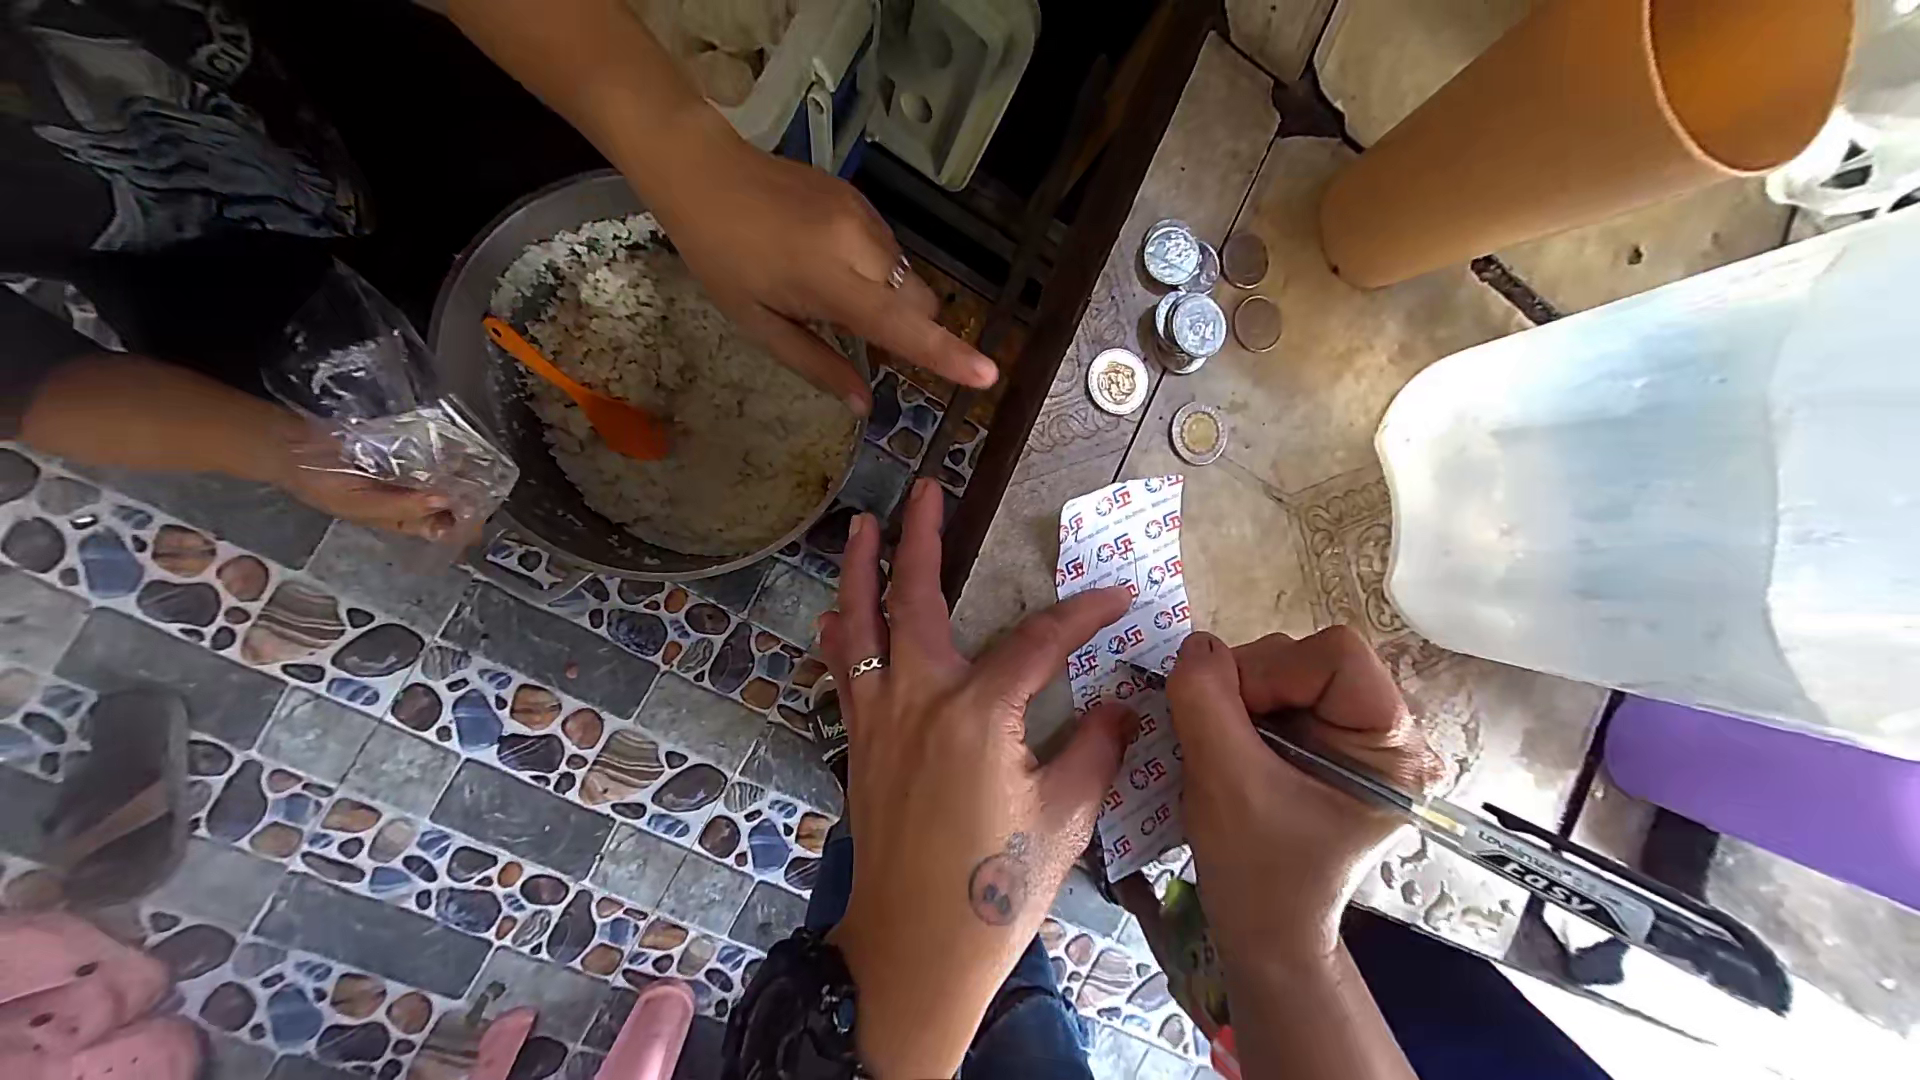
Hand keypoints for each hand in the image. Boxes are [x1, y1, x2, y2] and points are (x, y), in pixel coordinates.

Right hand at [267, 422, 465, 544]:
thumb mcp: (359, 504)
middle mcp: (415, 502)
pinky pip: (438, 459)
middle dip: (472, 500)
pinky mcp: (412, 456)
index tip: (482, 513)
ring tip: (482, 472)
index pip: (444, 530)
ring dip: (467, 479)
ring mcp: (415, 479)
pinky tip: (464, 453)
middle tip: (487, 489)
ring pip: (451, 483)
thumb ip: (402, 506)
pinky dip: (451, 458)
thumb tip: (444, 502)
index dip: (466, 525)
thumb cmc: (322, 482)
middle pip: (455, 506)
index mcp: (404, 521)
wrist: (292, 447)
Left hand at [636, 110, 998, 412]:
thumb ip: (818, 365)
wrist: (704, 171)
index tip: (986, 374)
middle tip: (860, 333)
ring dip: (892, 301)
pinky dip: (880, 275)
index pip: (900, 325)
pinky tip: (835, 265)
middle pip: (922, 303)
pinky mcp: (863, 202)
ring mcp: (865, 217)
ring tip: (835, 292)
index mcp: (828, 281)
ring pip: (910, 278)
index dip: (945, 354)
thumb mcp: (760, 325)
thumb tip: (864, 405)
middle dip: (911, 329)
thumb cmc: (723, 259)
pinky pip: (892, 253)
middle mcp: (859, 244)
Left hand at [817, 478, 1132, 1077]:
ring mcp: (878, 716)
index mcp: (977, 714)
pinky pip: (844, 670)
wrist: (913, 954)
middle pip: (915, 599)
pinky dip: (843, 633)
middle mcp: (918, 698)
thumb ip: (1097, 750)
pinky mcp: (859, 740)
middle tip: (923, 491)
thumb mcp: (1064, 819)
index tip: (1113, 594)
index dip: (1082, 613)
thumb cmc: (993, 889)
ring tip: (862, 526)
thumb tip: (1124, 707)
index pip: (1040, 641)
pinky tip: (840, 612)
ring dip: (861, 570)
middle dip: (920, 538)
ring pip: (861, 624)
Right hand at [1166, 629, 1441, 962]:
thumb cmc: (1257, 869)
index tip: (1239, 720)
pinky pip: (1265, 686)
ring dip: (1233, 696)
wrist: (1262, 924)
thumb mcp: (1224, 782)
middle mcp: (1380, 728)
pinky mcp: (1315, 734)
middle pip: (1301, 655)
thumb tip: (1197, 643)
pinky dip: (1232, 705)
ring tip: (1225, 748)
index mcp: (1392, 746)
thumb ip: (1205, 702)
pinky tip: (1230, 744)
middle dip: (1245, 686)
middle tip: (1223, 739)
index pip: (1337, 654)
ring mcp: (1346, 730)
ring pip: (1277, 665)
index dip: (1275, 672)